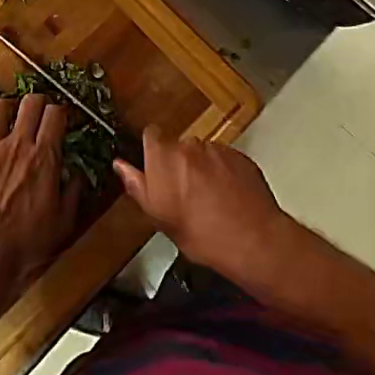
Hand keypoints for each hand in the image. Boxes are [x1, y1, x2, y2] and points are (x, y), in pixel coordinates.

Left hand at [0, 94, 76, 317]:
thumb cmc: (26, 245)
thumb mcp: (63, 222)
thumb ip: (73, 191)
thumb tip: (75, 173)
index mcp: (44, 157)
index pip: (56, 114)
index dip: (64, 112)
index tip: (65, 120)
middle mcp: (17, 145)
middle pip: (30, 102)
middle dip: (41, 102)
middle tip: (44, 114)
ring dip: (11, 107)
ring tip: (16, 118)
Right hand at [113, 128, 295, 280]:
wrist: (253, 240)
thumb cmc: (202, 233)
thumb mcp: (159, 217)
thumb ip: (137, 185)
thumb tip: (121, 167)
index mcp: (164, 157)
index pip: (151, 134)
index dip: (152, 149)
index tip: (154, 166)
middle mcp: (190, 146)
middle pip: (178, 147)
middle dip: (178, 164)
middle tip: (182, 193)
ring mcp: (218, 150)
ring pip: (202, 154)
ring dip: (202, 168)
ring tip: (208, 199)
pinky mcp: (241, 157)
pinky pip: (225, 160)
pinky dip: (224, 173)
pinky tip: (226, 198)